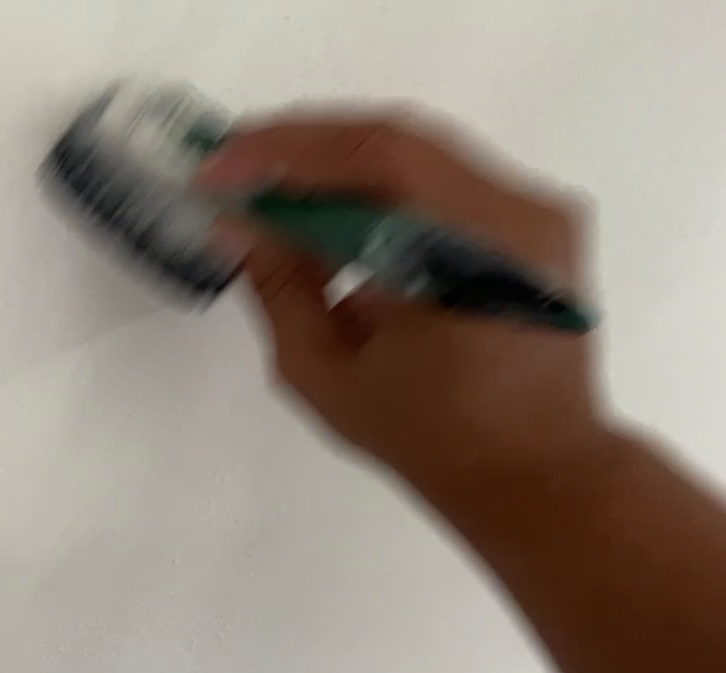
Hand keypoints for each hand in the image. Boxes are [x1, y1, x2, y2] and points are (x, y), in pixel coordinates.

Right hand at [199, 113, 618, 500]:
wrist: (525, 463)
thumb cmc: (417, 430)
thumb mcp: (320, 367)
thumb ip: (279, 288)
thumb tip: (235, 229)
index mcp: (467, 247)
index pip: (370, 161)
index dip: (281, 154)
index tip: (213, 171)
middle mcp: (512, 210)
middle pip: (392, 144)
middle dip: (297, 148)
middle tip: (223, 167)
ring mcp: (527, 212)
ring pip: (411, 157)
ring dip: (325, 168)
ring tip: (256, 190)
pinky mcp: (521, 226)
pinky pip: (430, 185)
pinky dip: (363, 191)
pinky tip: (314, 215)